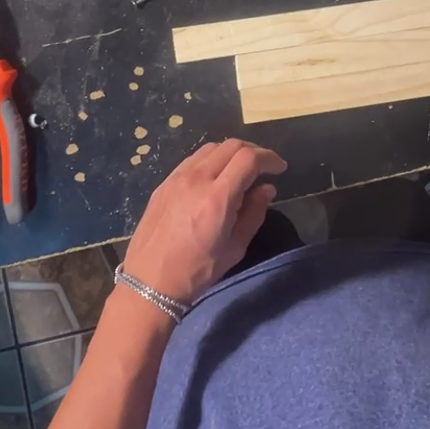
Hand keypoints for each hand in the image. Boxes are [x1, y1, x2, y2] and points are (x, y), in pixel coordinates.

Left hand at [122, 139, 285, 304]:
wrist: (149, 283)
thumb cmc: (196, 272)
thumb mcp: (234, 248)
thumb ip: (254, 213)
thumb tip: (267, 188)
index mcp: (216, 198)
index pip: (248, 159)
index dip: (269, 158)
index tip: (280, 168)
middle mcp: (196, 179)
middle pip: (231, 145)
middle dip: (254, 151)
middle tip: (265, 167)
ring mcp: (177, 177)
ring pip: (212, 148)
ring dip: (232, 152)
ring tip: (242, 169)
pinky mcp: (164, 182)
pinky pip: (194, 159)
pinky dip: (212, 159)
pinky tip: (216, 175)